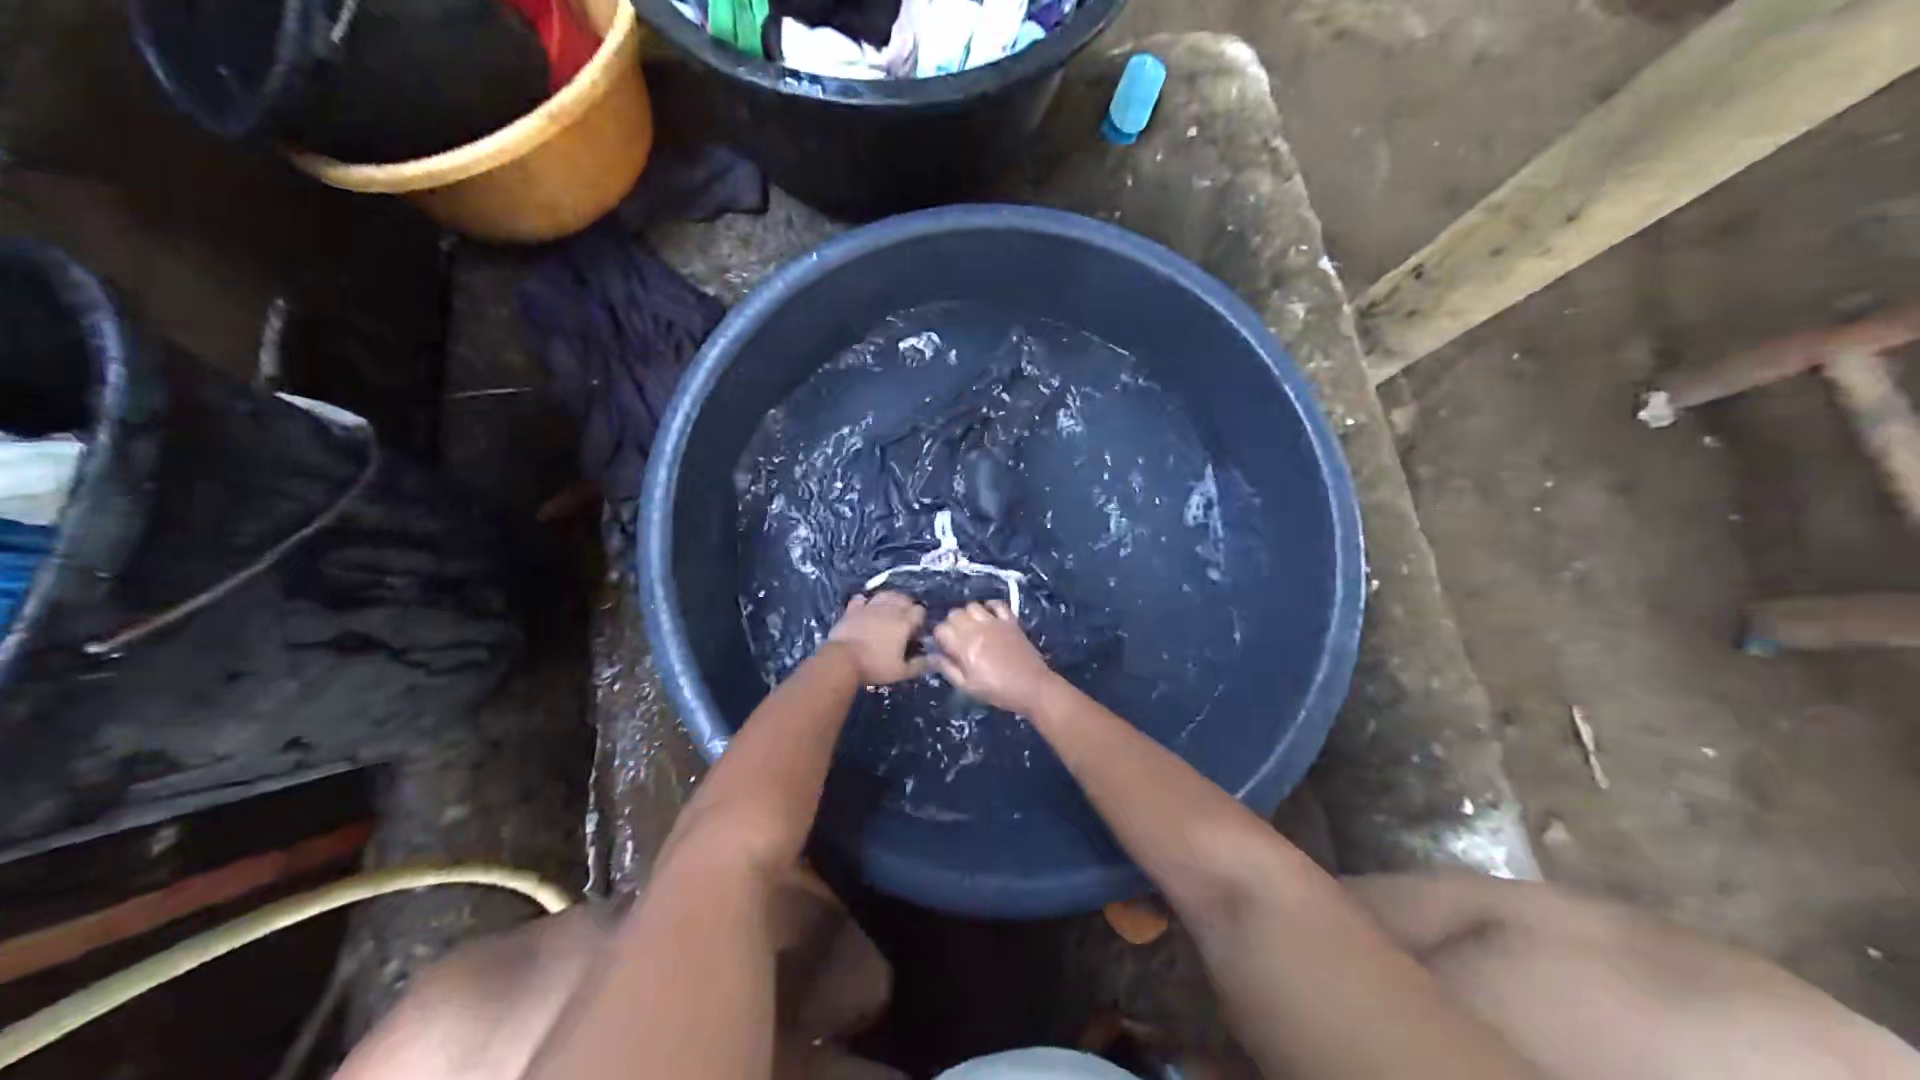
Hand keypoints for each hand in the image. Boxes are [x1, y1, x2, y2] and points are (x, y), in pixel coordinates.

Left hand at [824, 592, 929, 684]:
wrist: (842, 660)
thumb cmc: (875, 666)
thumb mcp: (902, 671)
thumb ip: (921, 664)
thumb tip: (935, 660)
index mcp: (903, 622)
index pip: (919, 611)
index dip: (921, 619)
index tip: (917, 630)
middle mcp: (888, 609)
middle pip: (904, 598)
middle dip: (908, 606)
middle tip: (906, 620)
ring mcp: (869, 607)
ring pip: (884, 594)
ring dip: (890, 599)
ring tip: (890, 609)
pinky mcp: (852, 609)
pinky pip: (861, 599)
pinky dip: (866, 602)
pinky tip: (866, 609)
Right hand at [931, 601, 1058, 714]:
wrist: (1032, 687)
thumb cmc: (997, 690)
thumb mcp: (967, 686)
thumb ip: (947, 668)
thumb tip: (932, 655)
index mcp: (964, 646)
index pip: (941, 629)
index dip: (939, 637)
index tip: (944, 646)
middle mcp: (977, 628)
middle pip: (955, 613)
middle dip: (951, 624)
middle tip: (957, 638)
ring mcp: (995, 622)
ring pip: (973, 606)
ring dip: (968, 614)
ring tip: (972, 627)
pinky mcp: (1010, 621)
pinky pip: (997, 604)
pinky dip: (989, 606)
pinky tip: (988, 617)